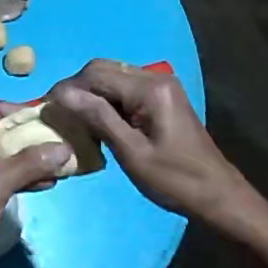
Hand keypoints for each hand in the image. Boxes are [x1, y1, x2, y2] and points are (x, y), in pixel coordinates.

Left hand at [0, 103, 72, 267]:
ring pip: (6, 155)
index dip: (24, 111)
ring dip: (31, 159)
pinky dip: (24, 176)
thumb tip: (67, 146)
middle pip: (2, 131)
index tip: (54, 116)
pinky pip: (4, 174)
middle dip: (32, 137)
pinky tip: (50, 181)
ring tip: (63, 161)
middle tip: (64, 138)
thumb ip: (31, 162)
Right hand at [50, 60, 265, 232]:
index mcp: (150, 88)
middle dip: (78, 88)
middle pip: (103, 69)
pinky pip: (123, 87)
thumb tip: (61, 93)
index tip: (48, 108)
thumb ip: (97, 118)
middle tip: (60, 114)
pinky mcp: (160, 96)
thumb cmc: (175, 180)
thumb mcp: (132, 153)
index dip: (68, 88)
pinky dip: (106, 100)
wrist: (219, 197)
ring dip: (91, 93)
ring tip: (76, 119)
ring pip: (111, 76)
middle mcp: (155, 77)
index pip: (96, 74)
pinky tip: (99, 121)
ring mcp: (159, 85)